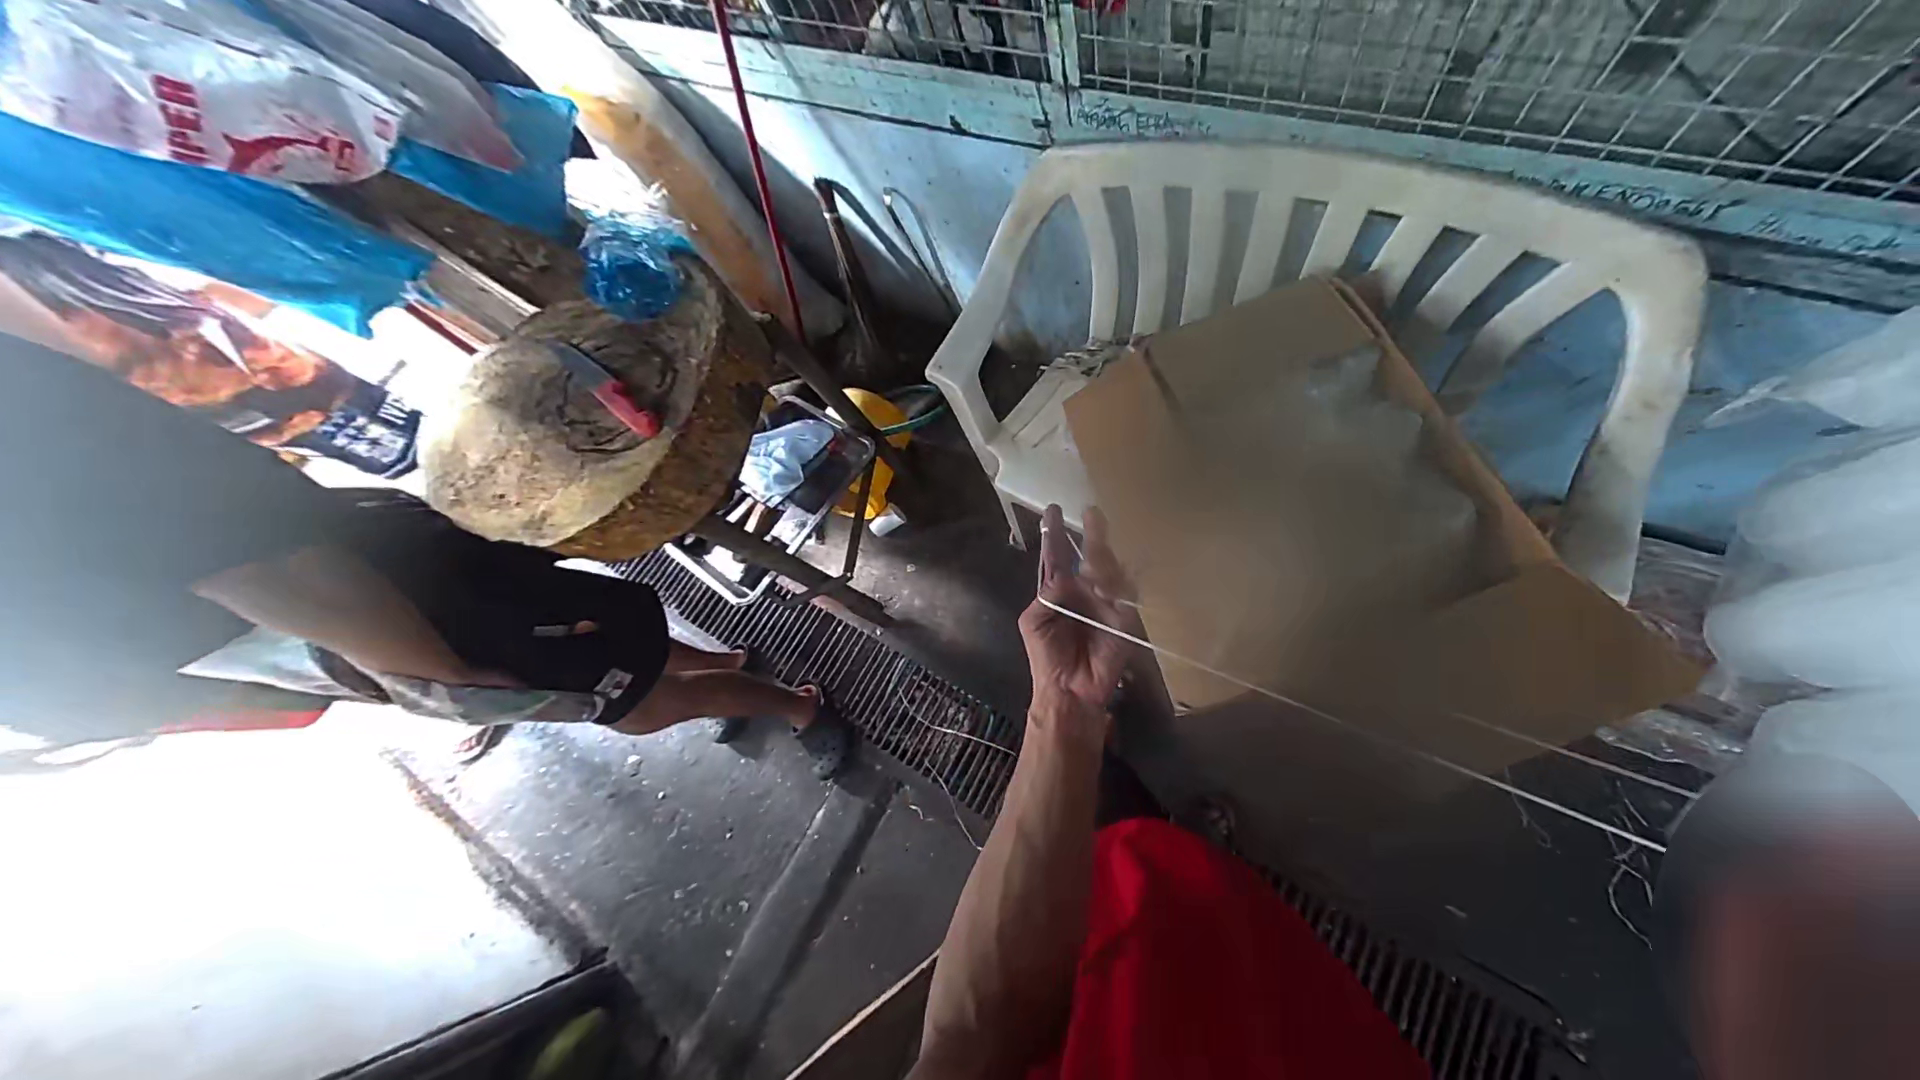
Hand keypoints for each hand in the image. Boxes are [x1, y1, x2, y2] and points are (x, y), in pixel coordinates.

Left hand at [1018, 505, 1137, 737]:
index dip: (1055, 534)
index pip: (1057, 556)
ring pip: (1108, 571)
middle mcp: (1083, 591)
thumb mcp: (1034, 621)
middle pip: (1089, 557)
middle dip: (1092, 535)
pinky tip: (1109, 586)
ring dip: (1102, 561)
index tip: (1053, 510)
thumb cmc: (1046, 656)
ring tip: (1094, 560)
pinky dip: (1118, 587)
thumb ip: (1047, 594)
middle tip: (1091, 513)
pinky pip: (1125, 595)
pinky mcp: (1123, 618)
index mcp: (1058, 591)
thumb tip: (1065, 574)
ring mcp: (1105, 603)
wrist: (1069, 689)